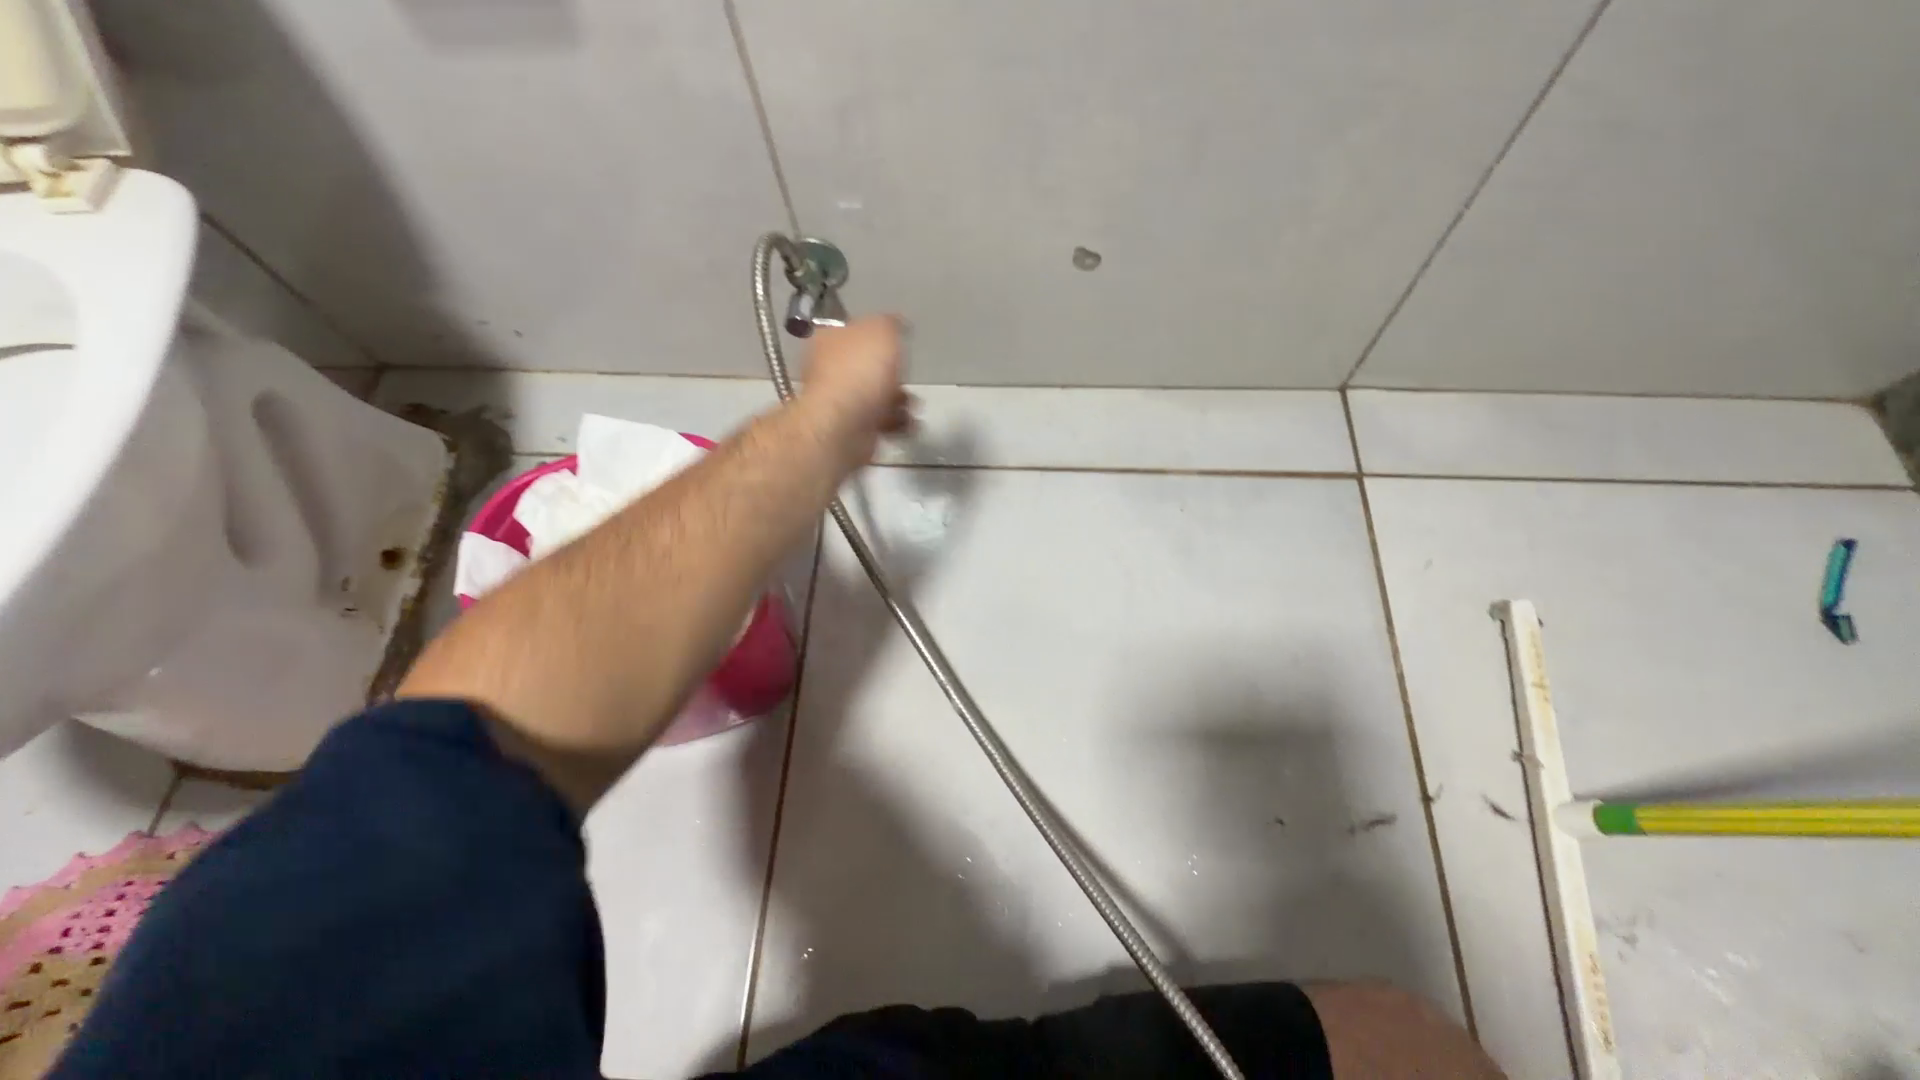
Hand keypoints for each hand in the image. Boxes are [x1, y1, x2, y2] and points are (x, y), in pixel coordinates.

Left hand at [798, 315, 912, 463]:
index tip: (897, 343)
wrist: (844, 425)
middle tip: (907, 377)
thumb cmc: (860, 371)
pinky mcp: (850, 428)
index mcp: (830, 338)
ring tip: (912, 405)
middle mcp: (829, 368)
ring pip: (875, 395)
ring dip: (898, 400)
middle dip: (893, 374)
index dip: (878, 335)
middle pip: (867, 366)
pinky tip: (907, 423)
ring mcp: (838, 401)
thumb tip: (895, 323)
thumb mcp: (882, 330)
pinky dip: (895, 422)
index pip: (854, 330)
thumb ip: (890, 323)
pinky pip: (878, 421)